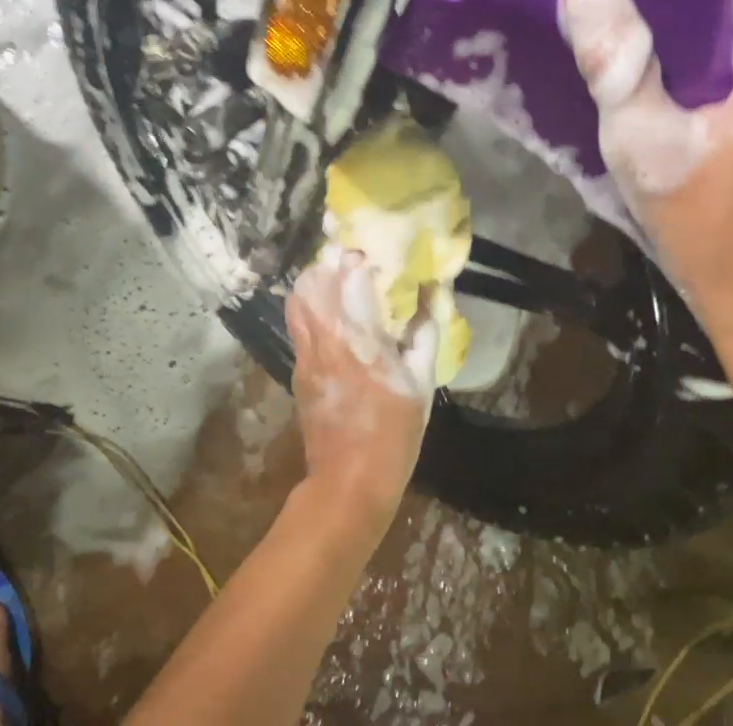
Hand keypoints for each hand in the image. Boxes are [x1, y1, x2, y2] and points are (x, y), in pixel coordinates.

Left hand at [284, 249, 436, 520]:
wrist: (348, 481)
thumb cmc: (394, 433)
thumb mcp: (421, 383)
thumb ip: (425, 333)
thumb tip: (435, 293)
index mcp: (359, 338)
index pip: (350, 276)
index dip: (359, 256)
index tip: (374, 250)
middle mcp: (325, 338)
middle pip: (313, 279)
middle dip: (332, 262)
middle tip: (354, 258)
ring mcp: (305, 354)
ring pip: (298, 299)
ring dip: (317, 282)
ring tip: (341, 282)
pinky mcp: (297, 369)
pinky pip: (299, 324)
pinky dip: (311, 308)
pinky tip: (333, 316)